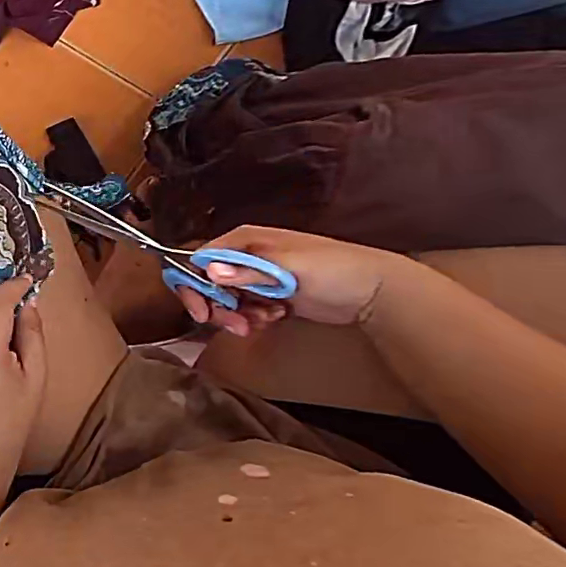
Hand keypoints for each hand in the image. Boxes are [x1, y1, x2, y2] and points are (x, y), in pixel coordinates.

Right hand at [172, 226, 402, 337]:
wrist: (371, 290)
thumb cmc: (332, 270)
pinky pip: (246, 310)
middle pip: (210, 284)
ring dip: (239, 316)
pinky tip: (275, 318)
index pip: (201, 259)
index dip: (194, 286)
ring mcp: (258, 276)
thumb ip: (248, 270)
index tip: (203, 312)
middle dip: (220, 308)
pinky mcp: (270, 296)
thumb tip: (209, 270)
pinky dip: (253, 319)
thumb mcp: (289, 269)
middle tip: (239, 326)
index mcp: (246, 240)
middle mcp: (246, 255)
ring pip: (227, 300)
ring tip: (265, 320)